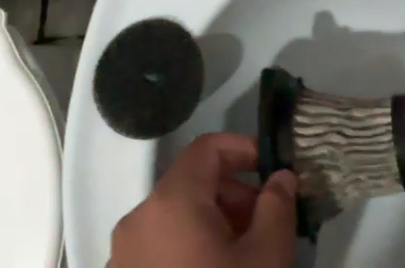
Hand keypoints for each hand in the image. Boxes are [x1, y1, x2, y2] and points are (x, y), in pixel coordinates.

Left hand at [108, 133, 298, 267]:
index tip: (273, 170)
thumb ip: (277, 206)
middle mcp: (138, 220)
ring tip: (247, 257)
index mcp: (170, 201)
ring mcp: (124, 257)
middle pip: (190, 185)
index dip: (243, 149)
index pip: (206, 149)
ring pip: (175, 220)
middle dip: (234, 196)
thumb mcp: (266, 256)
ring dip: (214, 225)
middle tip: (268, 223)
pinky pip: (159, 249)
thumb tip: (280, 178)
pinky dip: (189, 250)